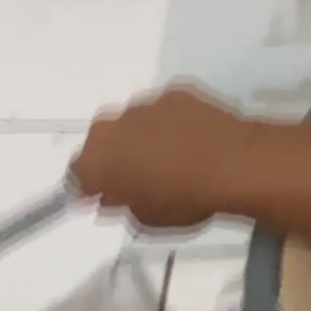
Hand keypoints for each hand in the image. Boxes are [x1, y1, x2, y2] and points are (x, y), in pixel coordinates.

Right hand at [72, 86, 258, 229]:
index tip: (104, 196)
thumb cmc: (183, 199)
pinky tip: (191, 137)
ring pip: (134, 121)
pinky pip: (165, 109)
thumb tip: (112, 196)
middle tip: (135, 175)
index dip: (90, 185)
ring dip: (142, 135)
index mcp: (98, 158)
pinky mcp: (177, 92)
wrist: (231, 162)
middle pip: (103, 139)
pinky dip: (171, 122)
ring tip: (168, 155)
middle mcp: (115, 123)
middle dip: (114, 155)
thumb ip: (121, 204)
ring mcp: (147, 103)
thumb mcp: (145, 218)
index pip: (78, 172)